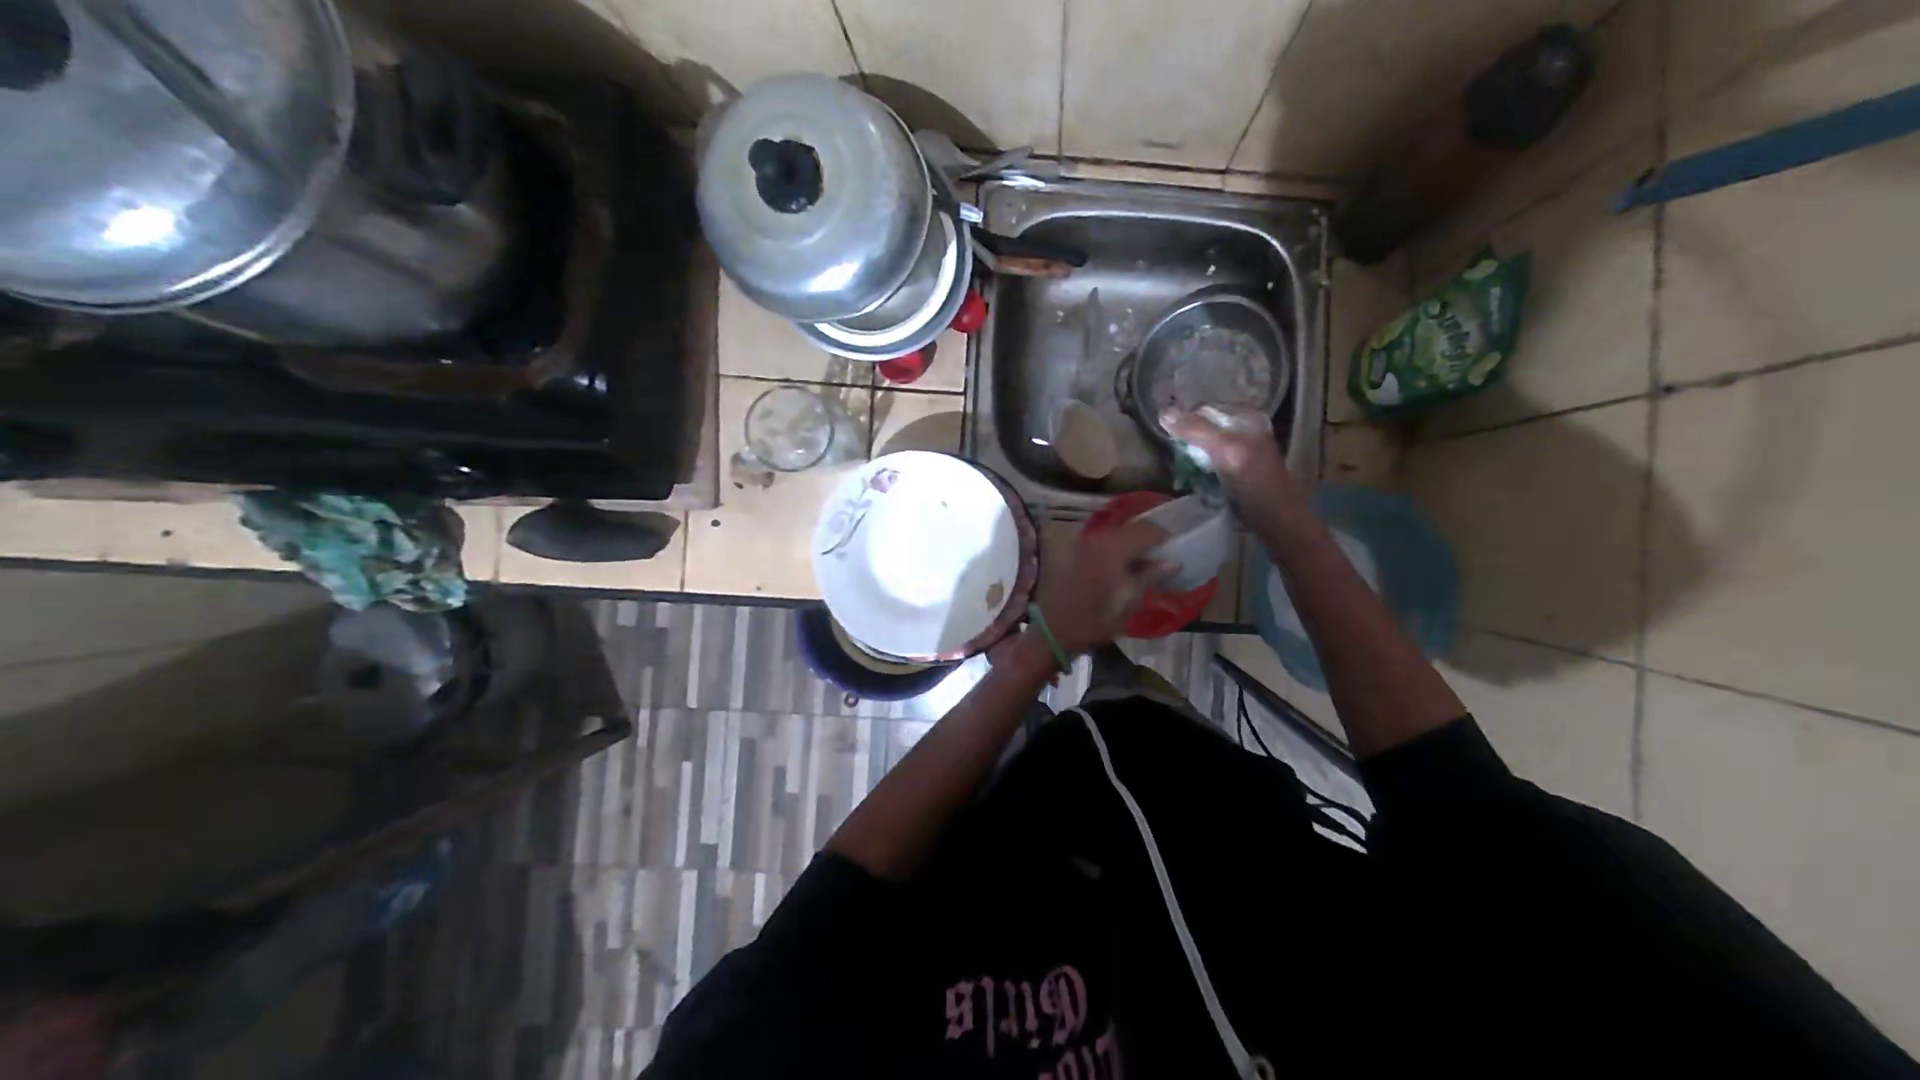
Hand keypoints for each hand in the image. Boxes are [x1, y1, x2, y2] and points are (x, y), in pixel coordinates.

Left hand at [1033, 519, 1168, 653]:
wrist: (1053, 629)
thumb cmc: (1094, 620)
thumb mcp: (1128, 603)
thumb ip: (1151, 577)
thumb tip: (1175, 562)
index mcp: (1114, 549)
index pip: (1147, 529)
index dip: (1164, 537)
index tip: (1175, 549)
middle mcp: (1098, 538)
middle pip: (1131, 528)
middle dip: (1148, 539)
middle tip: (1161, 557)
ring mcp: (1084, 543)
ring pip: (1116, 533)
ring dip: (1132, 544)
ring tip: (1143, 563)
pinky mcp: (1075, 551)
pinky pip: (1103, 541)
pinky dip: (1116, 548)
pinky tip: (1122, 566)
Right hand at [1162, 407, 1307, 516]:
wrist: (1277, 522)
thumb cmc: (1256, 485)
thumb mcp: (1226, 453)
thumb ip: (1198, 431)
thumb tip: (1164, 412)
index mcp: (1246, 417)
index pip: (1204, 408)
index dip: (1184, 419)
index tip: (1168, 435)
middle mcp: (1242, 429)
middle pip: (1202, 426)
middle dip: (1184, 439)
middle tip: (1173, 454)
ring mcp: (1237, 450)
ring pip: (1201, 444)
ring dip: (1187, 454)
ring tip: (1178, 466)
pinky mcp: (1232, 469)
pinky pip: (1206, 460)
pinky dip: (1194, 467)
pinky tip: (1188, 476)